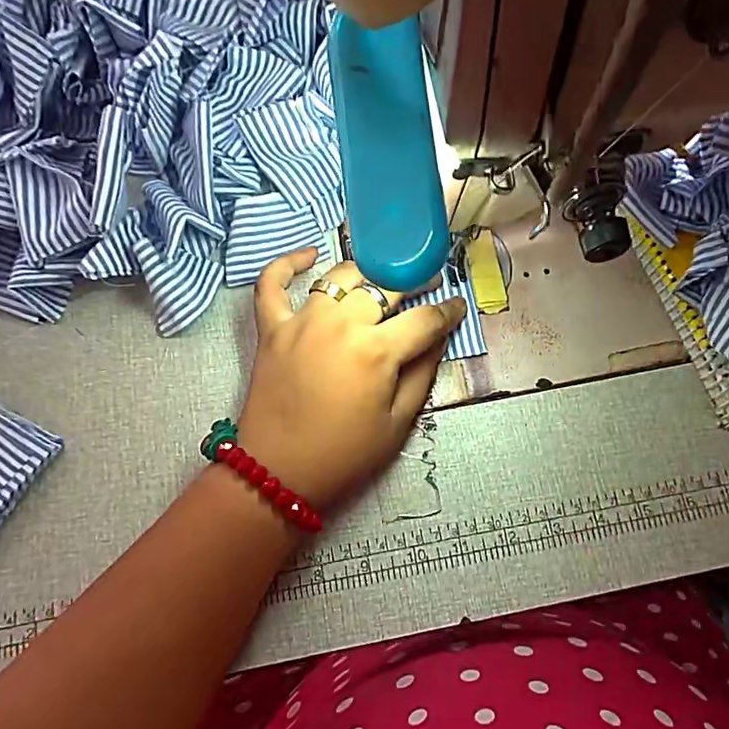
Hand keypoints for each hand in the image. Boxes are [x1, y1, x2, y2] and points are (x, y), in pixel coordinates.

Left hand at [235, 249, 467, 509]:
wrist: (279, 473)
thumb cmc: (345, 454)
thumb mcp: (398, 422)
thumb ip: (422, 373)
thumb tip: (439, 338)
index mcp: (377, 351)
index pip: (425, 318)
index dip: (448, 310)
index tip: (457, 306)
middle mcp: (340, 324)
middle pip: (384, 286)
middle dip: (413, 282)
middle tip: (425, 284)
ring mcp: (301, 322)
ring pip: (338, 276)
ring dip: (365, 273)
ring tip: (381, 277)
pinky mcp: (271, 328)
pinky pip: (272, 283)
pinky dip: (287, 264)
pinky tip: (308, 255)